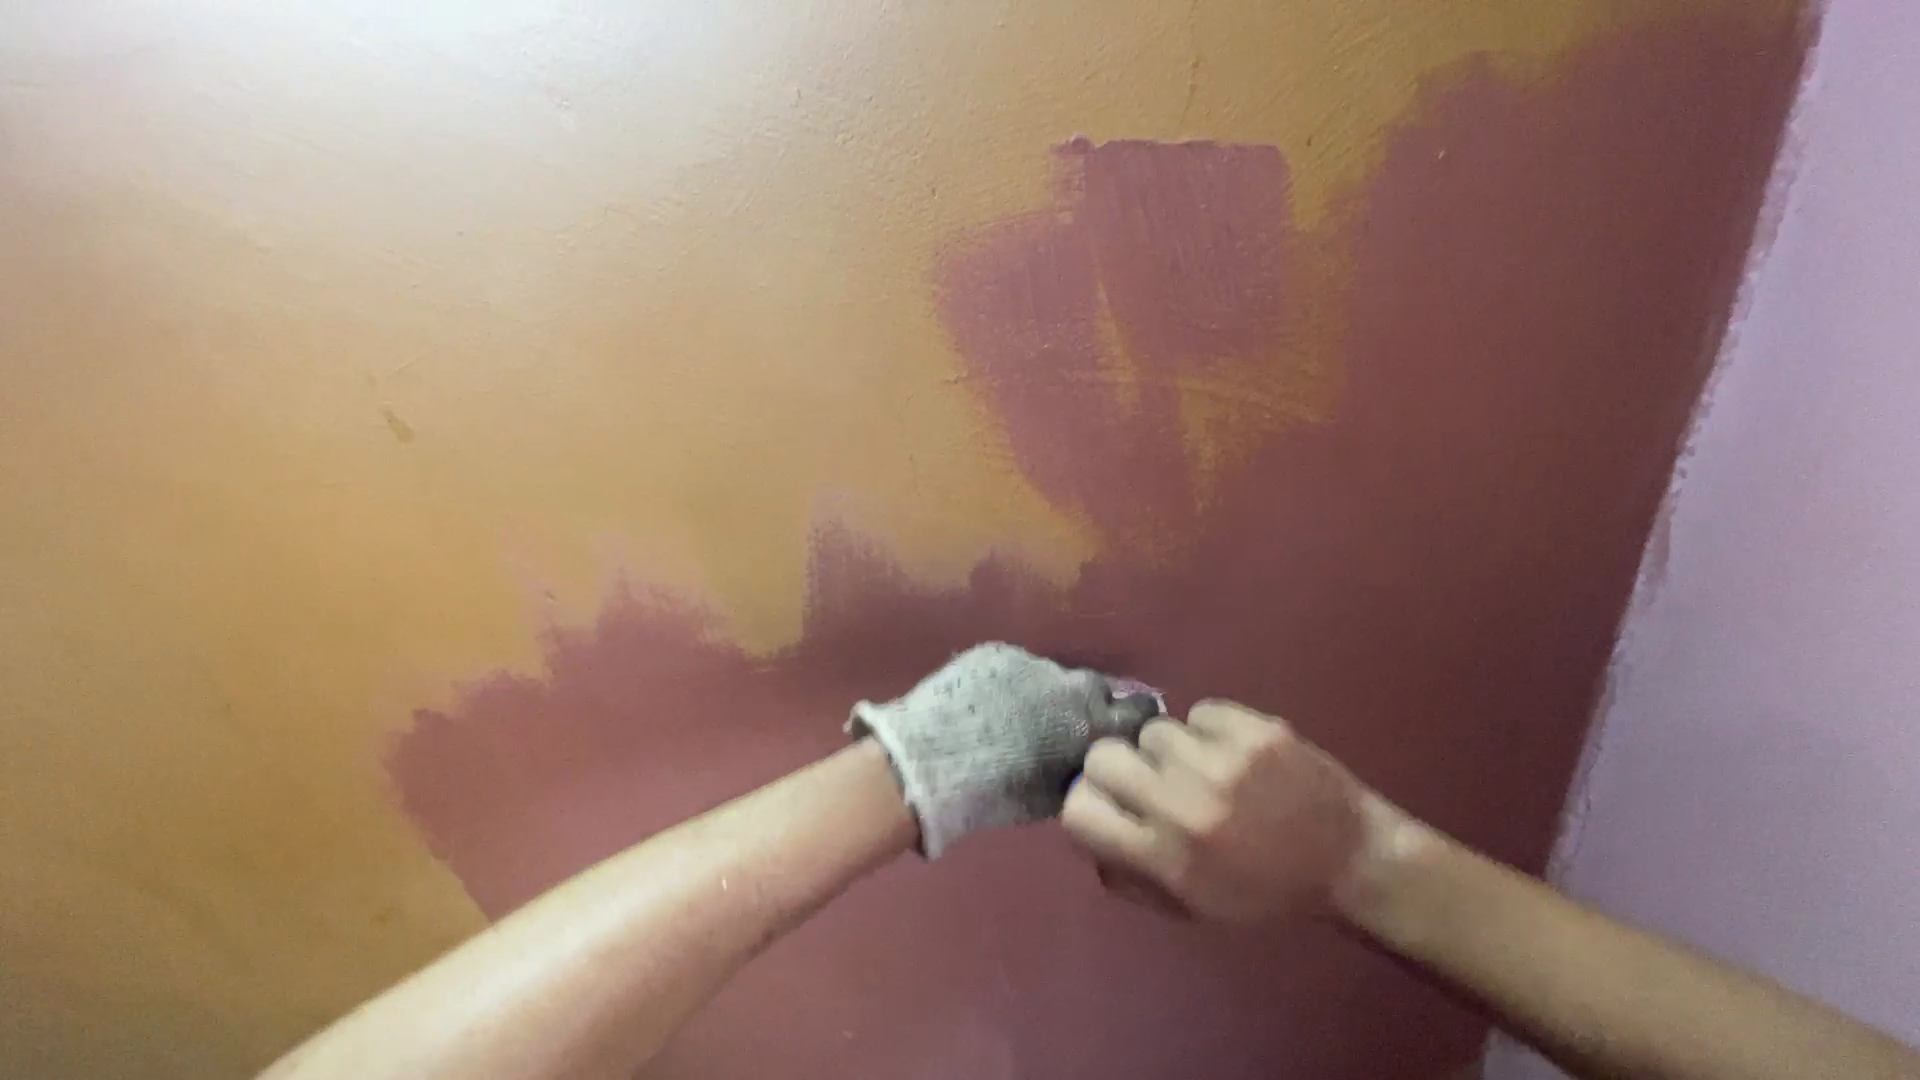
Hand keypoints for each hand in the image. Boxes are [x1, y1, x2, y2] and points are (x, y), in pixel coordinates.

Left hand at [848, 643, 1158, 857]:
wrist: (931, 761)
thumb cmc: (996, 793)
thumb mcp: (1052, 795)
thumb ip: (1080, 768)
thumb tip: (1090, 758)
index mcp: (1090, 721)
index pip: (1136, 711)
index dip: (1131, 720)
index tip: (1124, 729)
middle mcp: (1070, 683)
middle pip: (1093, 688)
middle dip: (1085, 704)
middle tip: (1062, 725)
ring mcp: (1031, 662)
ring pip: (1050, 677)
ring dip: (1043, 693)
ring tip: (1014, 716)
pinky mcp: (997, 652)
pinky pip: (1014, 668)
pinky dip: (1008, 683)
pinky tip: (986, 703)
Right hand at [1061, 699, 1374, 922]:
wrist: (1352, 862)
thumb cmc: (1265, 892)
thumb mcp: (1188, 905)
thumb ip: (1128, 871)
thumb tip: (1090, 823)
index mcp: (1165, 858)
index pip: (1078, 810)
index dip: (1085, 802)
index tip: (1109, 803)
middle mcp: (1184, 807)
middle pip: (1102, 756)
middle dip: (1118, 766)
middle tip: (1149, 778)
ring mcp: (1220, 763)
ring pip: (1154, 730)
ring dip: (1171, 750)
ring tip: (1205, 769)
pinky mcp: (1253, 730)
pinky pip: (1199, 712)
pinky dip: (1210, 731)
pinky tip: (1235, 754)